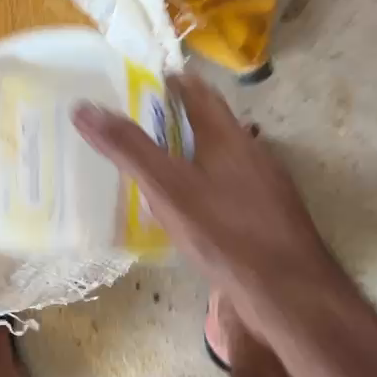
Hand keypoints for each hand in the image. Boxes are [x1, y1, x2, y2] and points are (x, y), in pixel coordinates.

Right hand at [71, 74, 348, 338]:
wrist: (294, 298)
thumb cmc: (226, 233)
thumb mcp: (166, 188)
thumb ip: (127, 147)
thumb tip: (83, 107)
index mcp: (227, 137)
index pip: (198, 92)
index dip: (170, 79)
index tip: (140, 77)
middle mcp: (252, 152)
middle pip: (211, 122)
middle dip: (176, 115)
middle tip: (136, 118)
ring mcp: (267, 186)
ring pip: (223, 155)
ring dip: (192, 150)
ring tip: (156, 160)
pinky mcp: (272, 216)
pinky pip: (231, 184)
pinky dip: (205, 181)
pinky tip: (189, 206)